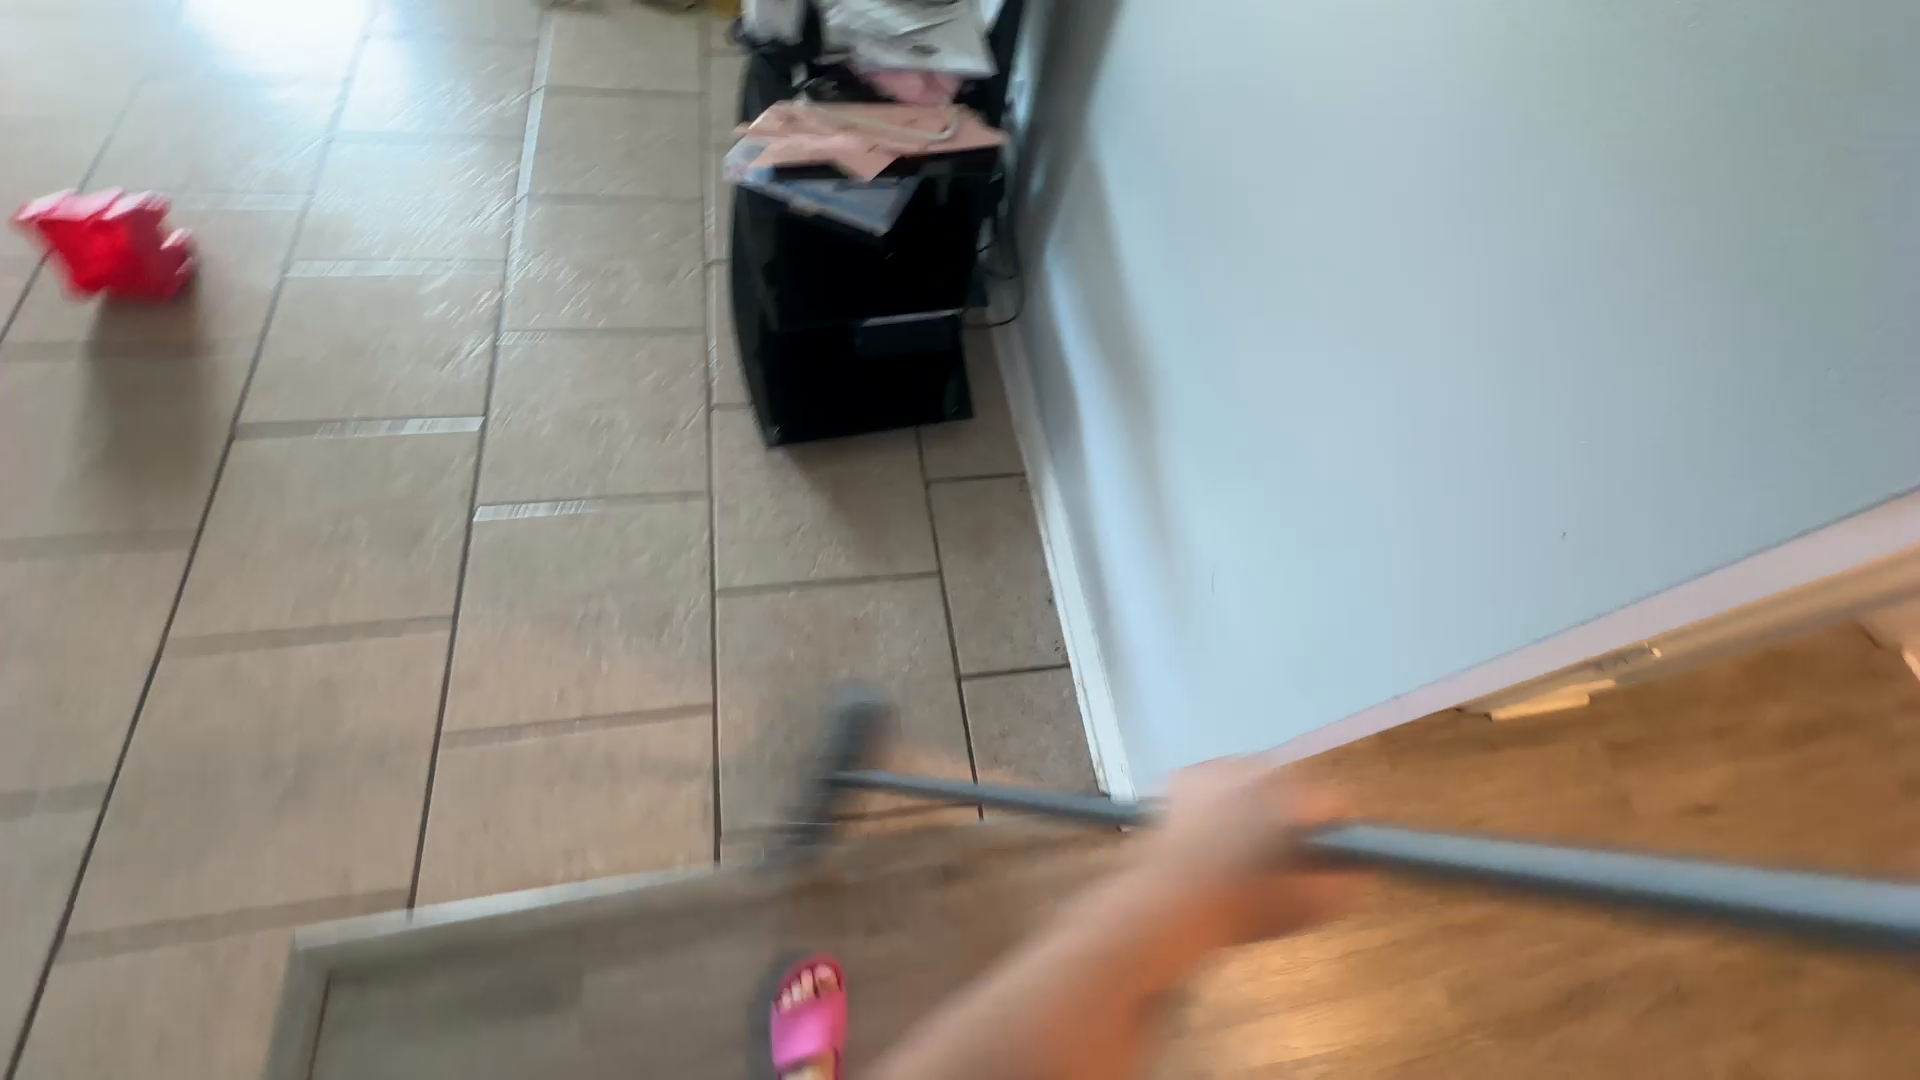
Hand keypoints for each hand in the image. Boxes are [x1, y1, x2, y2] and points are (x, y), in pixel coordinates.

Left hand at [1132, 755, 1368, 947]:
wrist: (1167, 902)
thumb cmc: (1239, 908)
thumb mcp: (1305, 907)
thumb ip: (1344, 884)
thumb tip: (1358, 869)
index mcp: (1285, 796)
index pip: (1332, 799)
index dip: (1334, 829)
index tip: (1327, 854)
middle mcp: (1249, 769)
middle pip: (1289, 785)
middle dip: (1290, 812)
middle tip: (1281, 851)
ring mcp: (1210, 768)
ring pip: (1250, 779)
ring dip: (1255, 802)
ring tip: (1244, 842)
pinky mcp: (1182, 776)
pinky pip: (1215, 782)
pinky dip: (1220, 799)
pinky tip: (1213, 830)